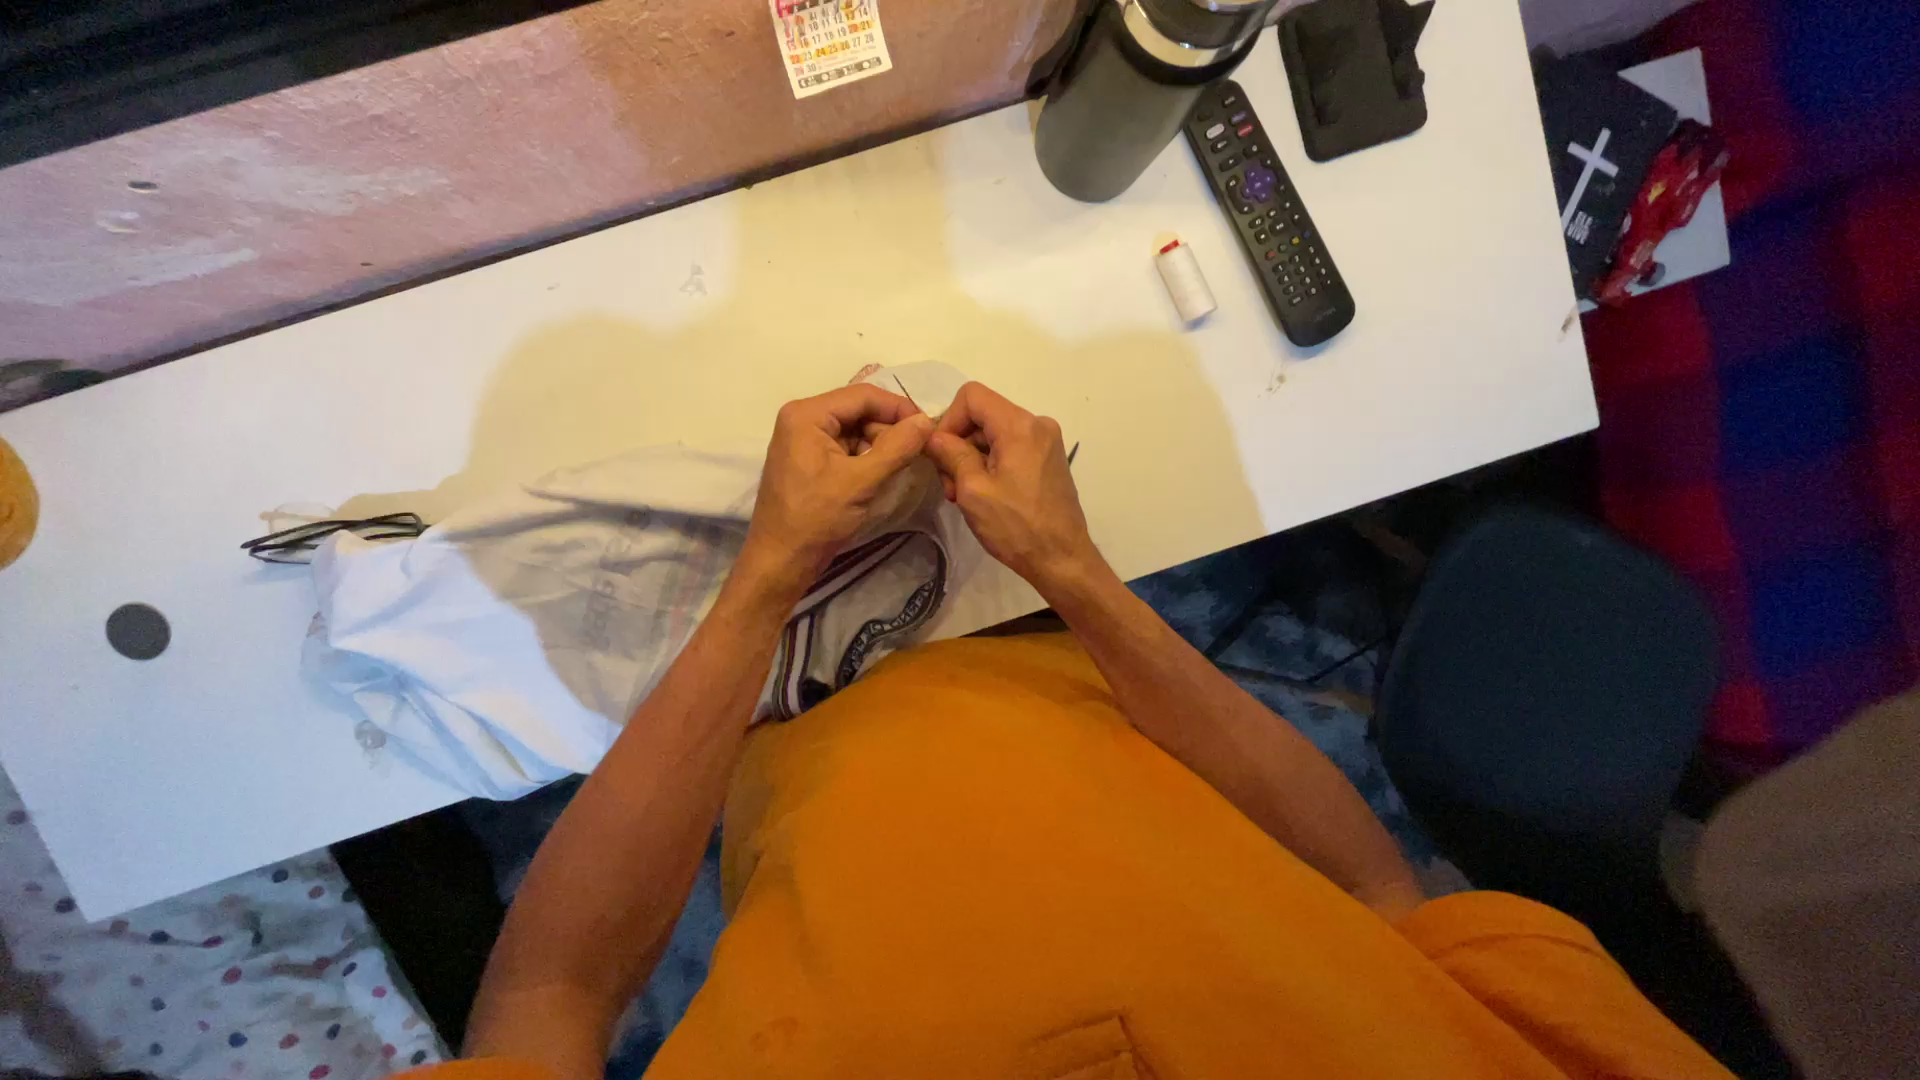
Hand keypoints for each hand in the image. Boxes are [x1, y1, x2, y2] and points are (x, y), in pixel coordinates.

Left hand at [739, 384, 933, 589]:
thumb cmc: (816, 518)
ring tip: (899, 467)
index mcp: (807, 415)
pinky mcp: (810, 460)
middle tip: (917, 452)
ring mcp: (804, 440)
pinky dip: (867, 458)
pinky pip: (846, 447)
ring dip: (880, 445)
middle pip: (859, 410)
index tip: (929, 427)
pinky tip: (880, 476)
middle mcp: (803, 418)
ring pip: (856, 430)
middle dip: (889, 429)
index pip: (863, 395)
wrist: (782, 560)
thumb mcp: (861, 481)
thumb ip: (897, 447)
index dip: (899, 407)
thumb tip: (927, 421)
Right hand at [923, 382, 1101, 591]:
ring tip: (964, 496)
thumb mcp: (973, 490)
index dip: (948, 420)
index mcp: (1020, 425)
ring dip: (972, 459)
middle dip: (959, 445)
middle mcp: (1038, 424)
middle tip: (950, 486)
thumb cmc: (1015, 527)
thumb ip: (950, 454)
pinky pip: (1011, 448)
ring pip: (994, 434)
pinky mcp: (1049, 460)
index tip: (940, 454)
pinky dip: (992, 464)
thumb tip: (932, 436)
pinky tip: (985, 495)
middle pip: (983, 415)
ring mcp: (1047, 442)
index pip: (971, 396)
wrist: (1062, 559)